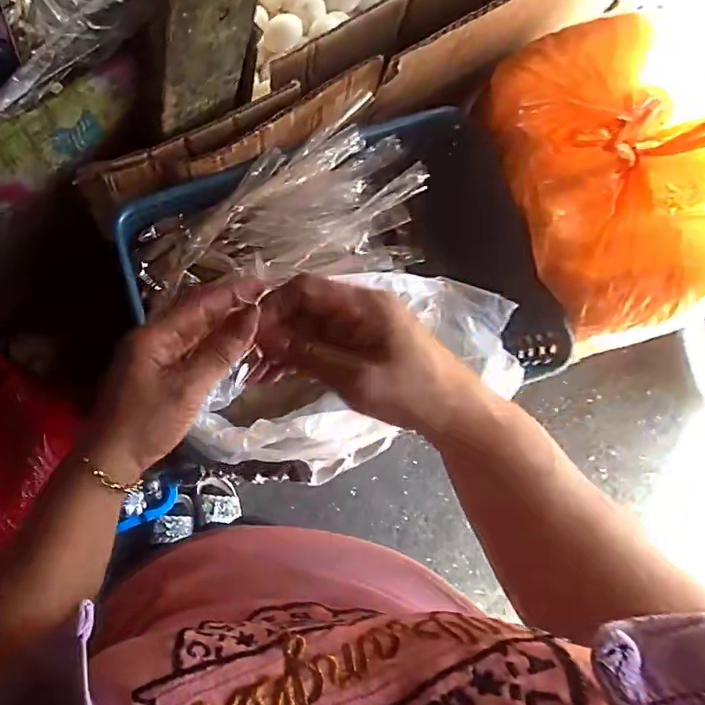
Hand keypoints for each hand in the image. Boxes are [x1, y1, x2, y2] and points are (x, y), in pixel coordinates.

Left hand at [82, 278, 263, 482]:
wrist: (110, 458)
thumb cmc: (147, 424)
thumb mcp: (187, 389)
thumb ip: (219, 352)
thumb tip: (251, 316)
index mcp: (153, 335)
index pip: (199, 303)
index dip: (232, 291)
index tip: (265, 283)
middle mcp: (150, 337)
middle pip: (193, 310)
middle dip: (228, 302)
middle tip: (265, 296)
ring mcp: (149, 353)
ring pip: (190, 328)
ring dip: (220, 320)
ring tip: (254, 314)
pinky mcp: (153, 370)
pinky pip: (185, 346)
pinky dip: (208, 341)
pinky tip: (228, 342)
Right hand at [254, 275, 490, 438]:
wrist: (457, 416)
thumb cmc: (413, 393)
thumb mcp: (357, 377)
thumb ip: (309, 354)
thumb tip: (265, 337)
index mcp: (364, 304)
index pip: (305, 288)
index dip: (273, 306)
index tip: (251, 334)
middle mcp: (356, 309)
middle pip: (301, 307)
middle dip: (271, 330)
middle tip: (246, 358)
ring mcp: (355, 328)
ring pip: (304, 327)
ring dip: (279, 348)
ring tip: (256, 373)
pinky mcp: (354, 347)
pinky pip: (314, 345)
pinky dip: (293, 358)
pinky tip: (273, 377)